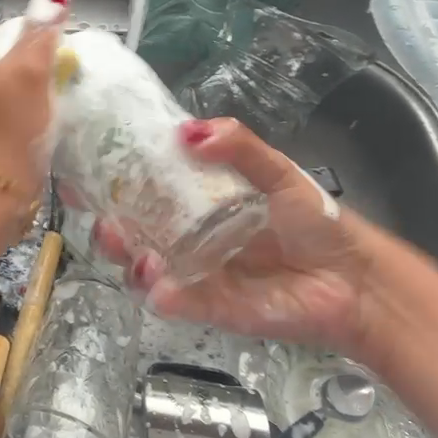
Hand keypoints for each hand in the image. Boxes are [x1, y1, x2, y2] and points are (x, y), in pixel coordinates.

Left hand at [0, 17, 63, 206]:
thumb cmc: (12, 125)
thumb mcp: (30, 71)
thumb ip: (42, 32)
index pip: (17, 28)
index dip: (45, 39)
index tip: (65, 60)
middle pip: (20, 55)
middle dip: (46, 66)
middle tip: (67, 83)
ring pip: (23, 81)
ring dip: (45, 89)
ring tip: (60, 104)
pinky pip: (20, 105)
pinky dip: (37, 109)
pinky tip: (49, 120)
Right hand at [92, 118, 374, 351]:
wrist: (357, 282)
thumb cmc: (315, 220)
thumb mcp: (278, 172)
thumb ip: (238, 147)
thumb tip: (187, 130)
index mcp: (195, 196)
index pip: (141, 185)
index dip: (107, 180)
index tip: (80, 173)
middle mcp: (185, 233)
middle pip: (131, 227)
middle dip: (107, 224)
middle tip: (102, 219)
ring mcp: (194, 270)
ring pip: (145, 265)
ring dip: (129, 259)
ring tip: (134, 252)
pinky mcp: (211, 306)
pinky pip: (177, 300)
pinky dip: (162, 294)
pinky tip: (160, 285)